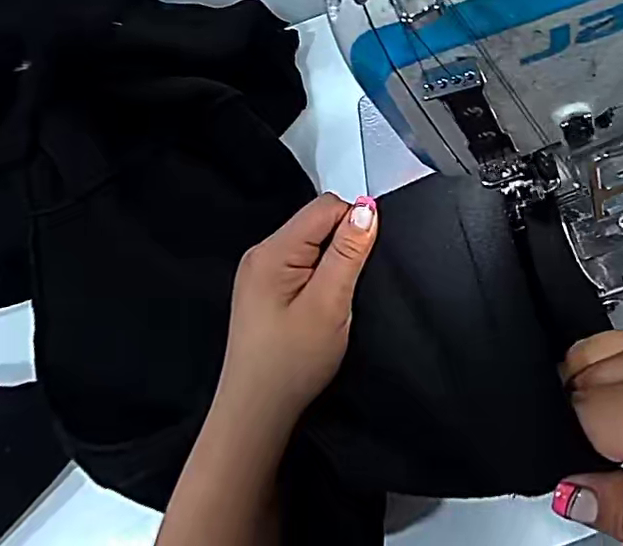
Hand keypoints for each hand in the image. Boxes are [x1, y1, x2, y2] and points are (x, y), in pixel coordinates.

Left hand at [159, 194, 378, 545]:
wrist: (256, 416)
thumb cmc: (291, 364)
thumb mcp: (330, 304)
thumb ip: (349, 252)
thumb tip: (366, 209)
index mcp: (272, 252)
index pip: (326, 207)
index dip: (353, 225)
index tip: (360, 260)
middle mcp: (261, 253)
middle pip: (318, 220)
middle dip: (342, 244)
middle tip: (343, 286)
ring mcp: (260, 270)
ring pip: (313, 240)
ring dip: (332, 261)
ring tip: (331, 298)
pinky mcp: (265, 286)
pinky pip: (303, 259)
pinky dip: (320, 274)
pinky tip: (318, 303)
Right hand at [552, 322, 622, 545]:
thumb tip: (565, 490)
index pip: (579, 414)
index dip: (573, 458)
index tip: (590, 494)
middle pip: (578, 377)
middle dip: (580, 427)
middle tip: (618, 481)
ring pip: (590, 355)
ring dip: (592, 400)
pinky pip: (618, 345)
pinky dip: (611, 378)